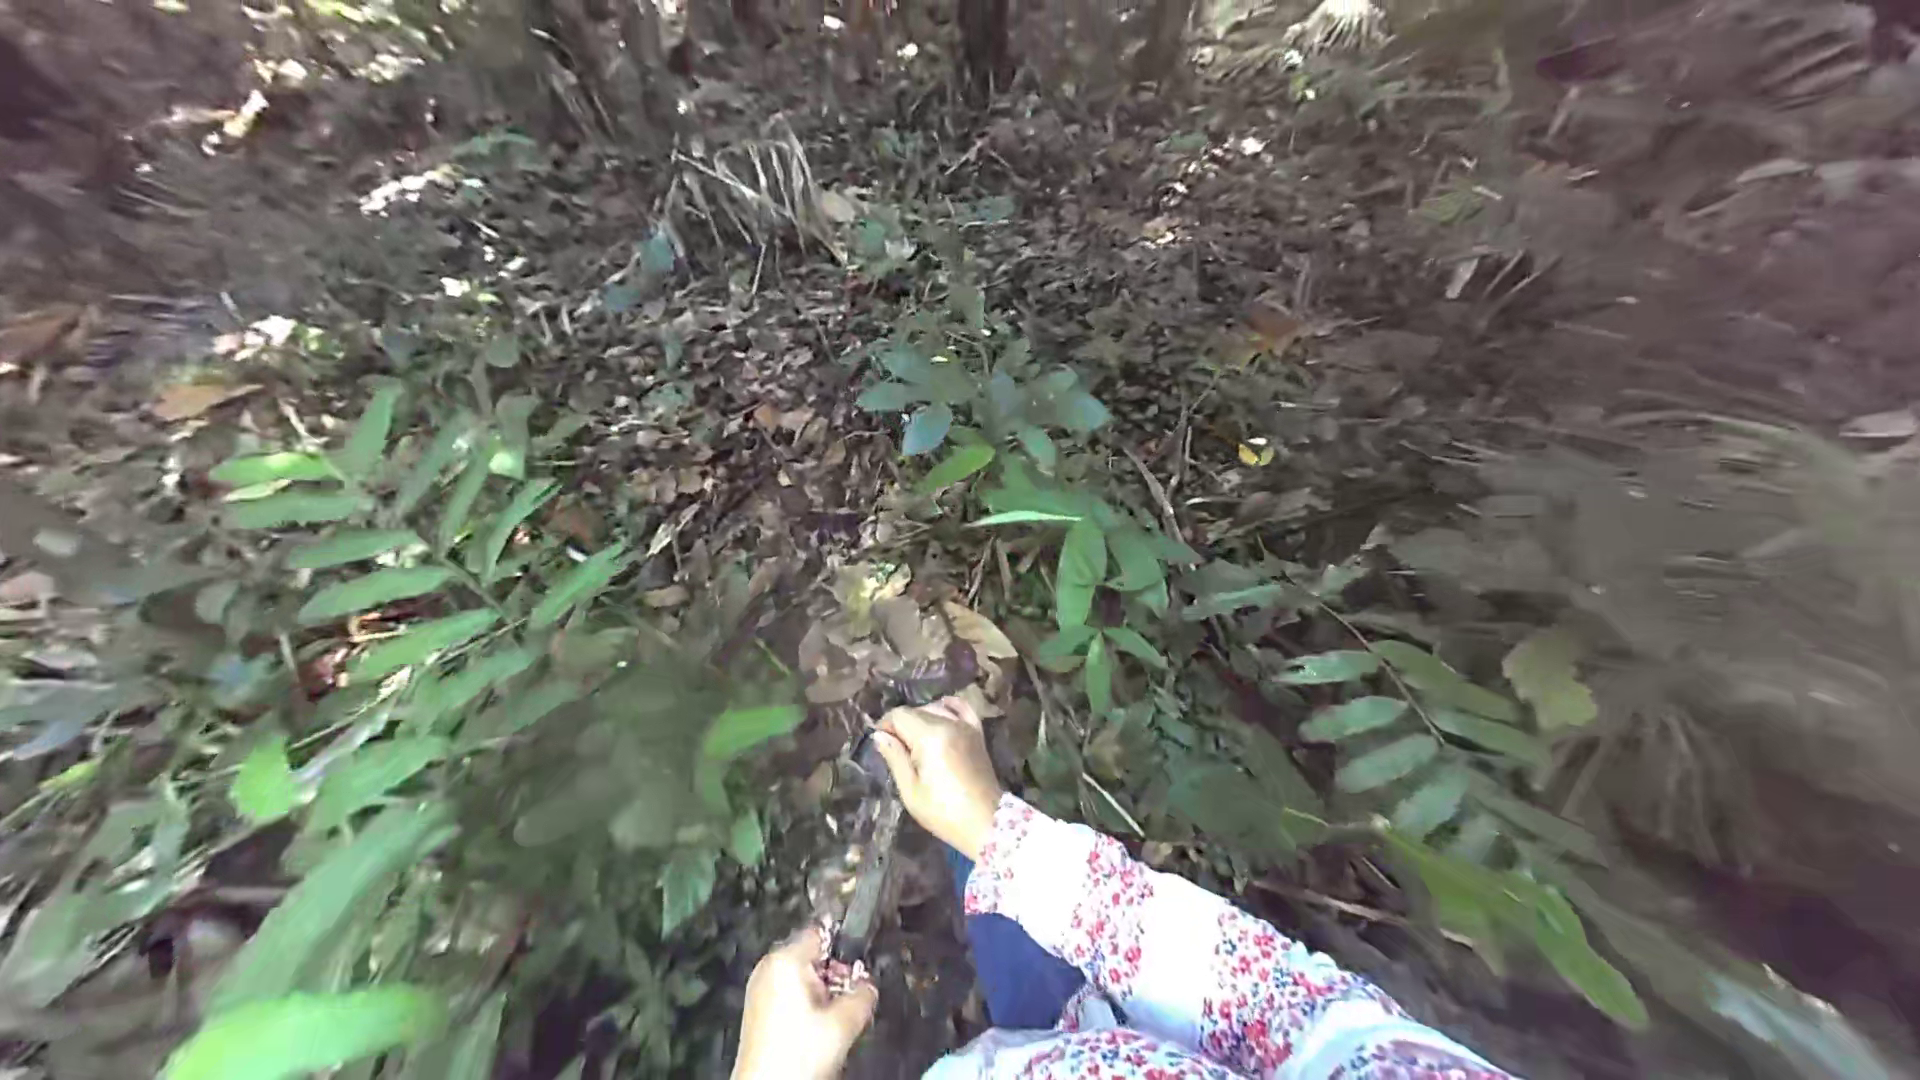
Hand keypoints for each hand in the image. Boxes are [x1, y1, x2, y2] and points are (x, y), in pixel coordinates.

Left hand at [732, 928, 876, 1079]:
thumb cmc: (791, 1060)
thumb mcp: (842, 1023)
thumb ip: (863, 995)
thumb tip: (869, 987)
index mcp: (784, 959)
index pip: (822, 933)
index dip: (845, 949)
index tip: (856, 966)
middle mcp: (768, 970)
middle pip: (813, 959)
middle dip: (834, 977)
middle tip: (848, 998)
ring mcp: (760, 992)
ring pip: (802, 980)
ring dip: (822, 995)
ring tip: (832, 1020)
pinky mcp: (758, 1014)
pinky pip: (790, 997)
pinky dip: (806, 1008)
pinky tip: (815, 1032)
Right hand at [871, 695, 1002, 860]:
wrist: (985, 823)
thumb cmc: (943, 812)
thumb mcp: (910, 790)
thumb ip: (894, 757)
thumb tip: (878, 735)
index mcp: (931, 736)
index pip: (899, 715)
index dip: (885, 726)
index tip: (880, 744)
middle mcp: (949, 723)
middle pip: (916, 710)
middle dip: (900, 725)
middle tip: (895, 750)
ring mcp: (966, 725)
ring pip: (934, 708)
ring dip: (920, 719)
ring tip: (915, 743)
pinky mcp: (977, 732)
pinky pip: (961, 707)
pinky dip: (947, 707)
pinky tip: (938, 716)